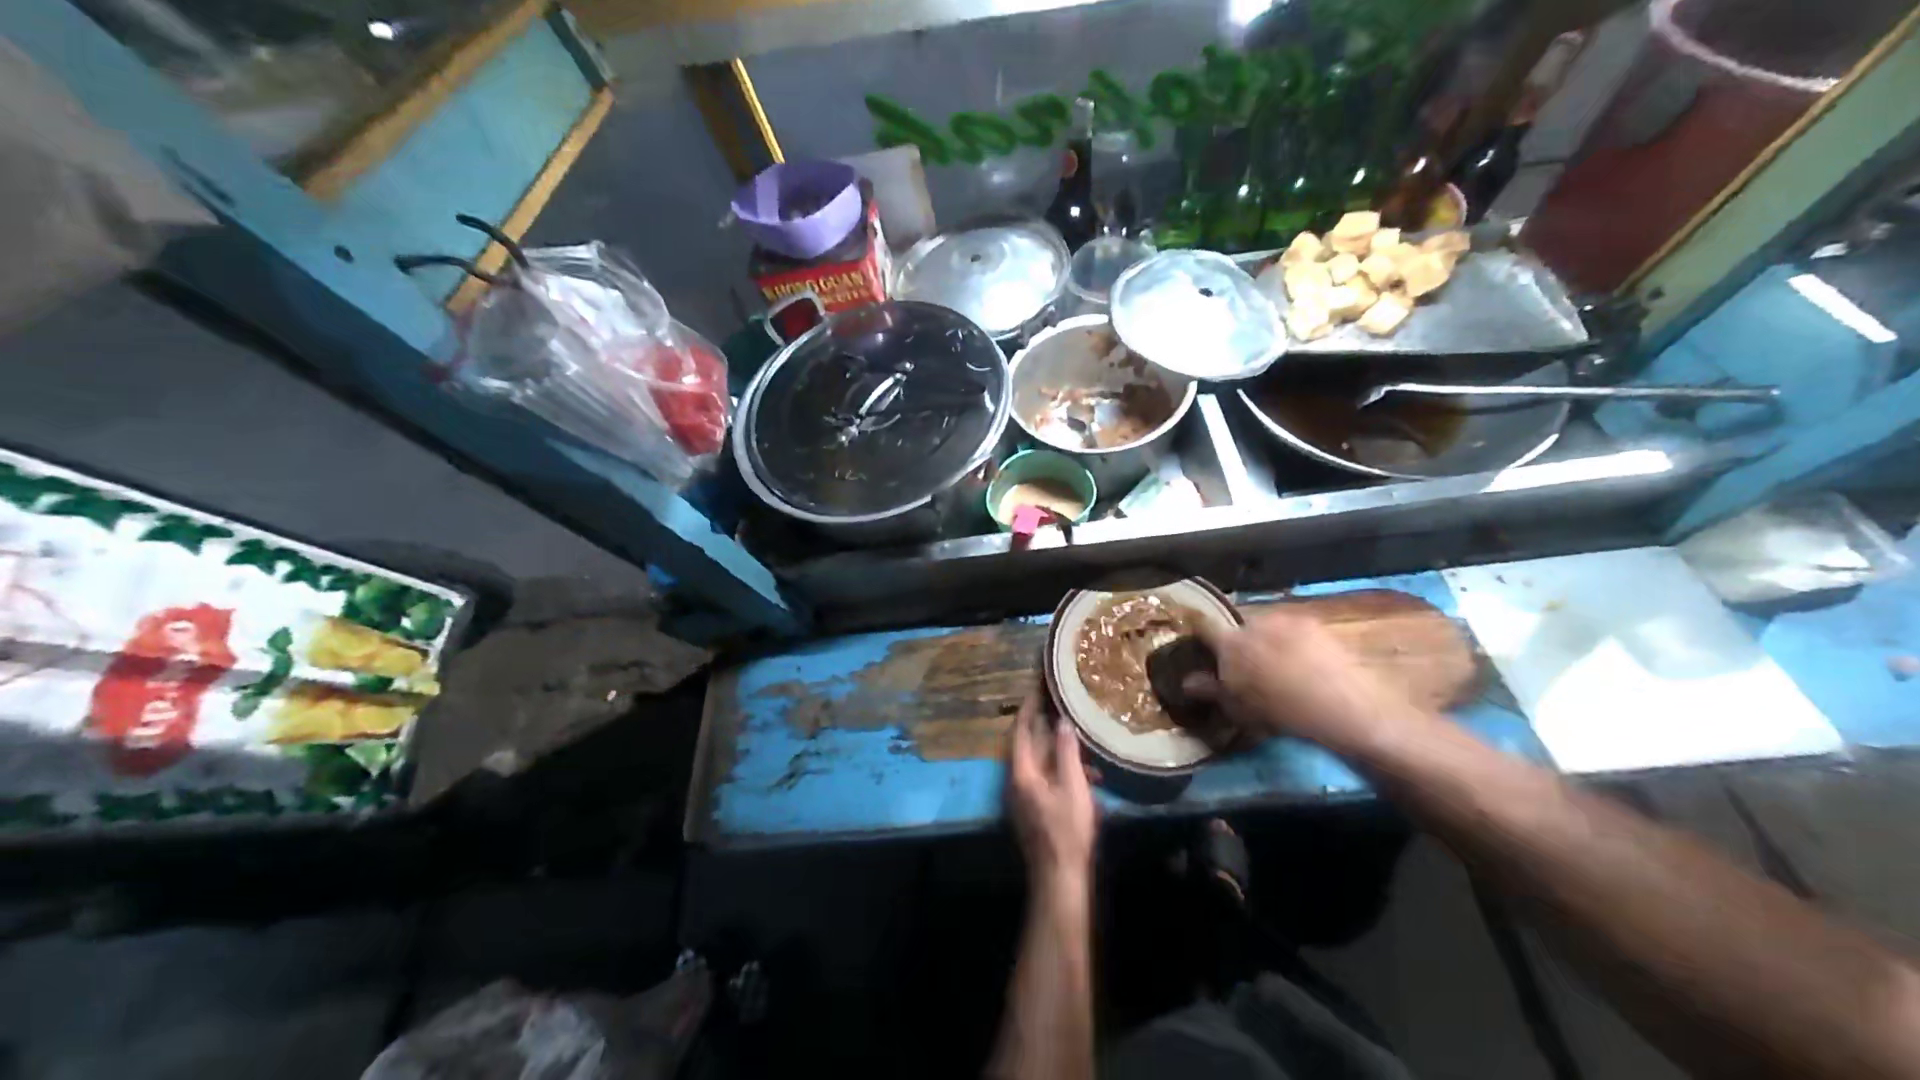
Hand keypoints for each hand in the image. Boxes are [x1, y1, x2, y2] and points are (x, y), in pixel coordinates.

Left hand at [1006, 689, 1097, 891]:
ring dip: (1057, 747)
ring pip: (1039, 760)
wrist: (1060, 876)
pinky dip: (1062, 768)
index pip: (1022, 730)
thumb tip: (1062, 722)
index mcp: (1022, 772)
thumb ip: (1066, 753)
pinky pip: (1045, 776)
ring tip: (1080, 735)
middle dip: (1044, 723)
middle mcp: (1017, 780)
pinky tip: (1088, 773)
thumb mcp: (1073, 787)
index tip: (1039, 687)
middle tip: (1060, 703)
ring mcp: (1024, 795)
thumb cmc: (1067, 830)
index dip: (1030, 708)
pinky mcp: (1034, 806)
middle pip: (1028, 743)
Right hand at [1184, 609, 1426, 754]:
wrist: (1348, 710)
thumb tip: (1188, 682)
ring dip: (1266, 642)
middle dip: (1238, 643)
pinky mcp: (1317, 625)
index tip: (1203, 650)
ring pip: (1267, 627)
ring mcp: (1289, 619)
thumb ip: (1211, 690)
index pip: (1204, 627)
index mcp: (1231, 641)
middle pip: (1238, 627)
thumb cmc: (1284, 714)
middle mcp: (1257, 621)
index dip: (1201, 637)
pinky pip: (1293, 630)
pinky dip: (1291, 643)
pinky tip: (1302, 666)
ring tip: (1276, 668)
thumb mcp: (1240, 708)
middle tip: (1245, 668)